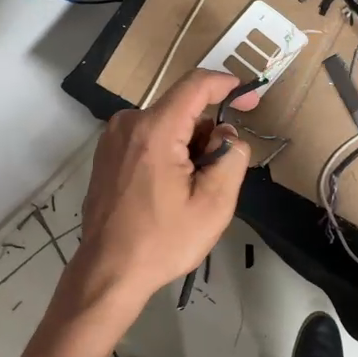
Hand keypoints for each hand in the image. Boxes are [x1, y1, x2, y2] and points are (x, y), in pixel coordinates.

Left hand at [76, 70, 258, 302]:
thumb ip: (231, 158)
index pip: (196, 85)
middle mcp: (128, 124)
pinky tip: (168, 191)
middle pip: (183, 109)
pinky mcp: (106, 154)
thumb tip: (228, 136)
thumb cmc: (162, 241)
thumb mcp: (214, 205)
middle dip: (208, 135)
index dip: (228, 85)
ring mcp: (112, 138)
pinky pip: (148, 139)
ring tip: (190, 192)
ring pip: (166, 125)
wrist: (109, 271)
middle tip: (216, 177)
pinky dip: (167, 154)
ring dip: (188, 147)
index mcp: (155, 130)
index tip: (251, 99)